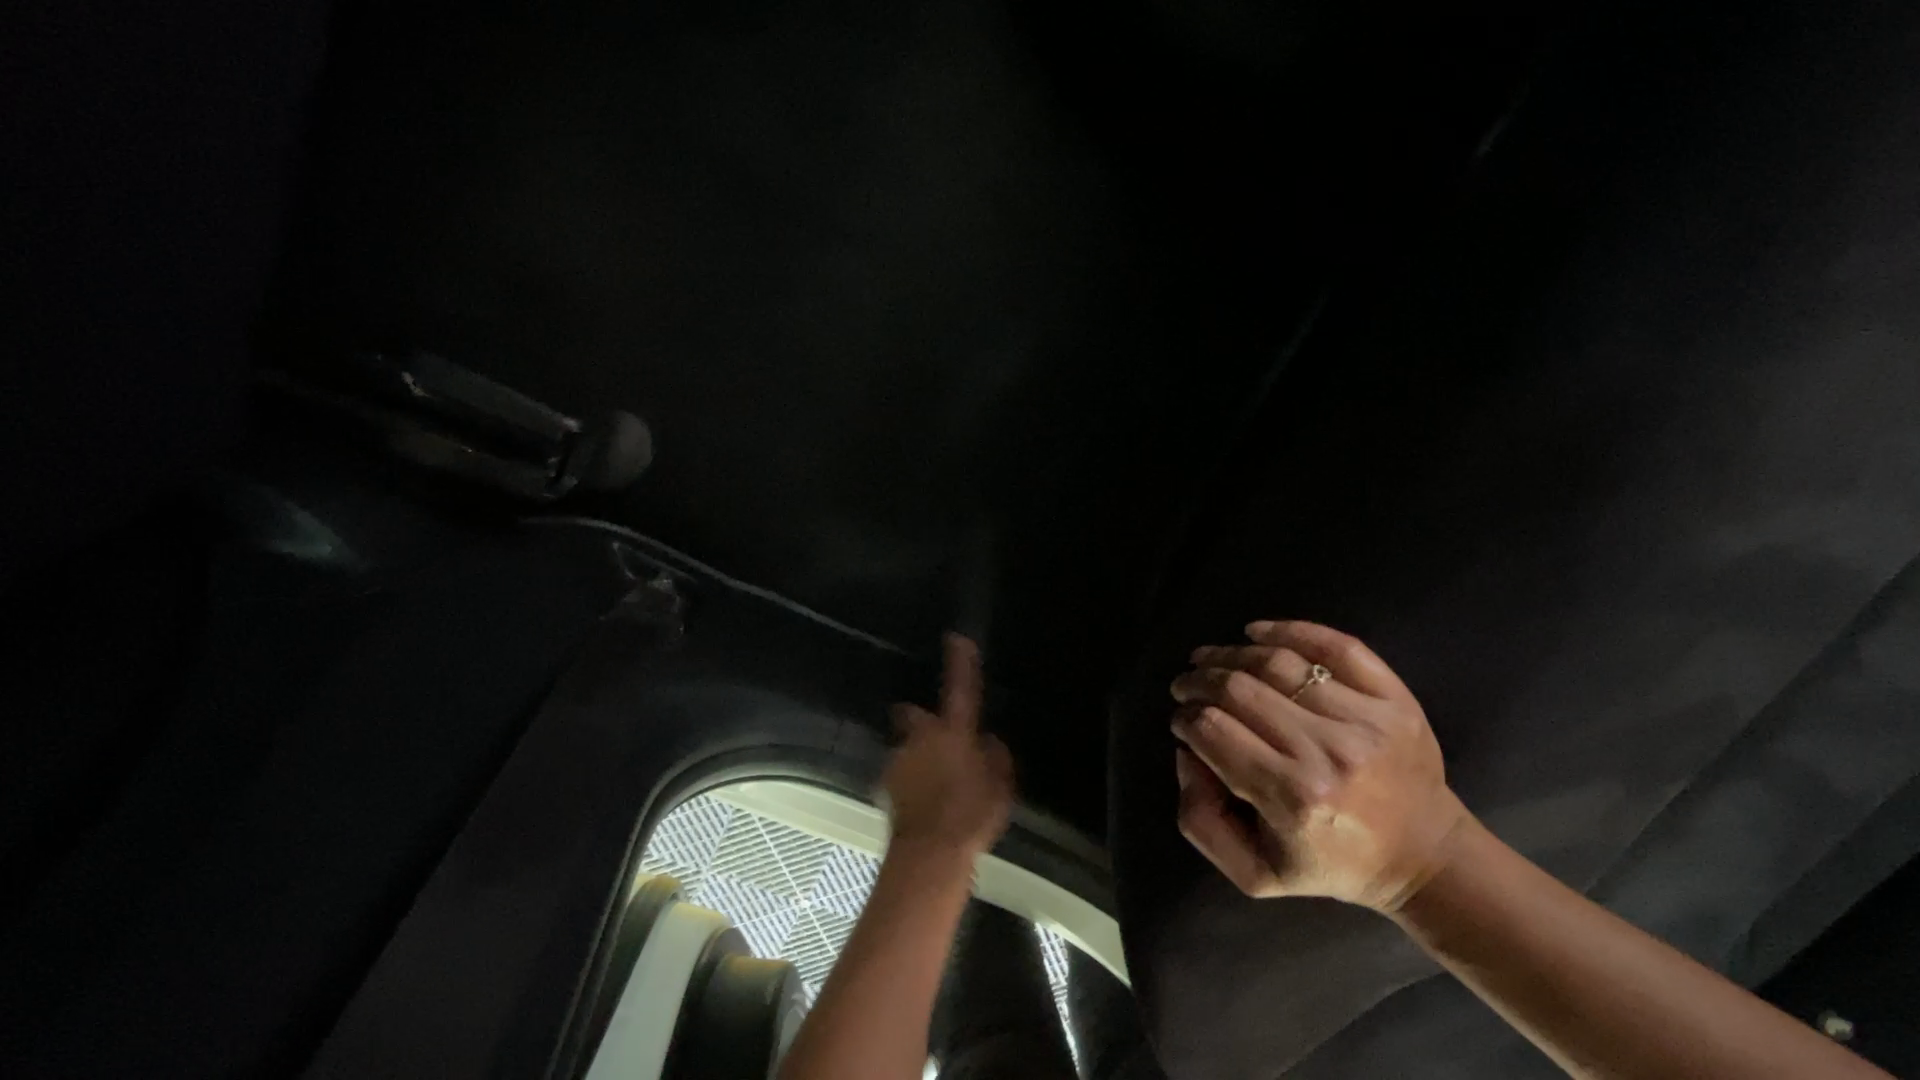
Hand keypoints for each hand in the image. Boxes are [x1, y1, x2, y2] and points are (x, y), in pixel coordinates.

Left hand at [883, 633, 1015, 859]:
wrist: (930, 851)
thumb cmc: (972, 815)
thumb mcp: (1002, 787)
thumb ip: (996, 757)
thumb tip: (988, 742)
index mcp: (954, 732)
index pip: (961, 689)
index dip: (960, 662)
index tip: (956, 639)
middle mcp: (922, 737)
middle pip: (915, 715)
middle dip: (922, 720)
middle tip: (940, 740)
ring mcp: (899, 759)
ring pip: (908, 747)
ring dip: (917, 757)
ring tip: (935, 786)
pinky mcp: (885, 783)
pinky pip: (900, 774)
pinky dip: (909, 781)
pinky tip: (923, 804)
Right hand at [1169, 620, 1468, 912]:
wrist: (1424, 857)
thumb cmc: (1331, 864)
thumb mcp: (1254, 872)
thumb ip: (1200, 819)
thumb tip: (1186, 752)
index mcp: (1292, 798)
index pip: (1212, 731)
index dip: (1185, 719)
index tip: (1181, 721)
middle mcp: (1328, 753)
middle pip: (1238, 689)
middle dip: (1199, 681)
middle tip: (1185, 685)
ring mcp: (1366, 720)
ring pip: (1278, 663)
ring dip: (1230, 653)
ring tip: (1209, 658)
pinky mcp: (1394, 698)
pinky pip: (1336, 647)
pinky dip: (1289, 630)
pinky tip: (1255, 632)